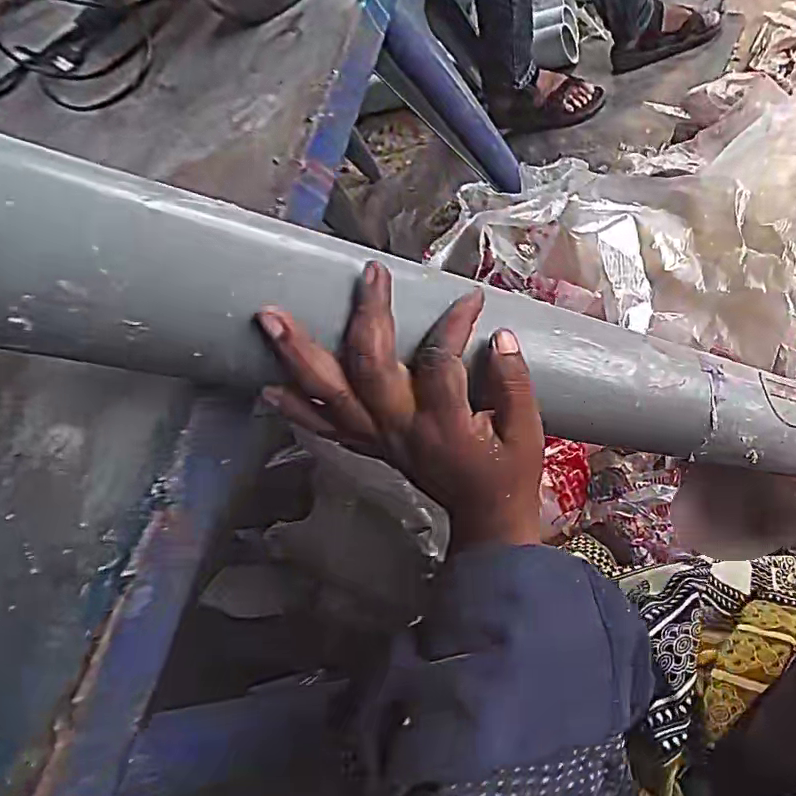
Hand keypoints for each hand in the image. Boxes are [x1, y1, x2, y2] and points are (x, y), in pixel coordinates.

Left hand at [257, 262, 544, 551]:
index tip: (472, 300)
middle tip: (370, 275)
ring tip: (271, 318)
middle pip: (370, 366)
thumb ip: (515, 383)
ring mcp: (379, 438)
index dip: (454, 324)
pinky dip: (294, 407)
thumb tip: (501, 338)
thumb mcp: (527, 431)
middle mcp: (402, 429)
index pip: (440, 361)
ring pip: (330, 394)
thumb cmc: (509, 475)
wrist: (487, 519)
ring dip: (298, 355)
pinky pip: (324, 427)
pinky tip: (269, 386)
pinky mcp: (371, 445)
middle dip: (368, 315)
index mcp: (445, 424)